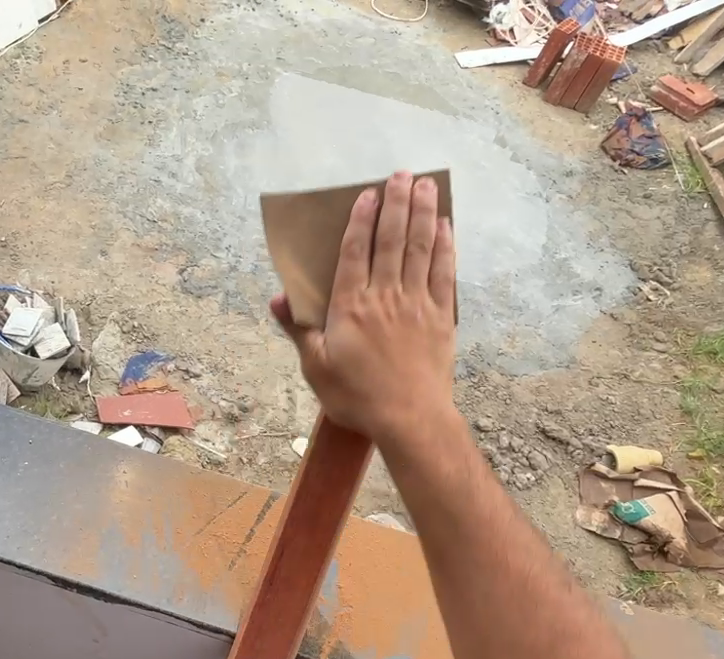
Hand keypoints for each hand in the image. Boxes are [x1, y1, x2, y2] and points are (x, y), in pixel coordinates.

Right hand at [270, 172, 457, 448]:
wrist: (408, 419)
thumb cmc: (356, 397)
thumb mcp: (315, 368)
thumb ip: (298, 330)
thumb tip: (278, 298)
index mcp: (350, 307)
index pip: (355, 252)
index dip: (360, 219)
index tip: (367, 193)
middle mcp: (385, 296)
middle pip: (392, 240)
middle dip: (395, 203)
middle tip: (400, 174)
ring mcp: (417, 304)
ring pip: (421, 248)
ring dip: (422, 213)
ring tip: (424, 185)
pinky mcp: (441, 318)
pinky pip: (444, 273)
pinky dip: (445, 247)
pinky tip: (445, 227)